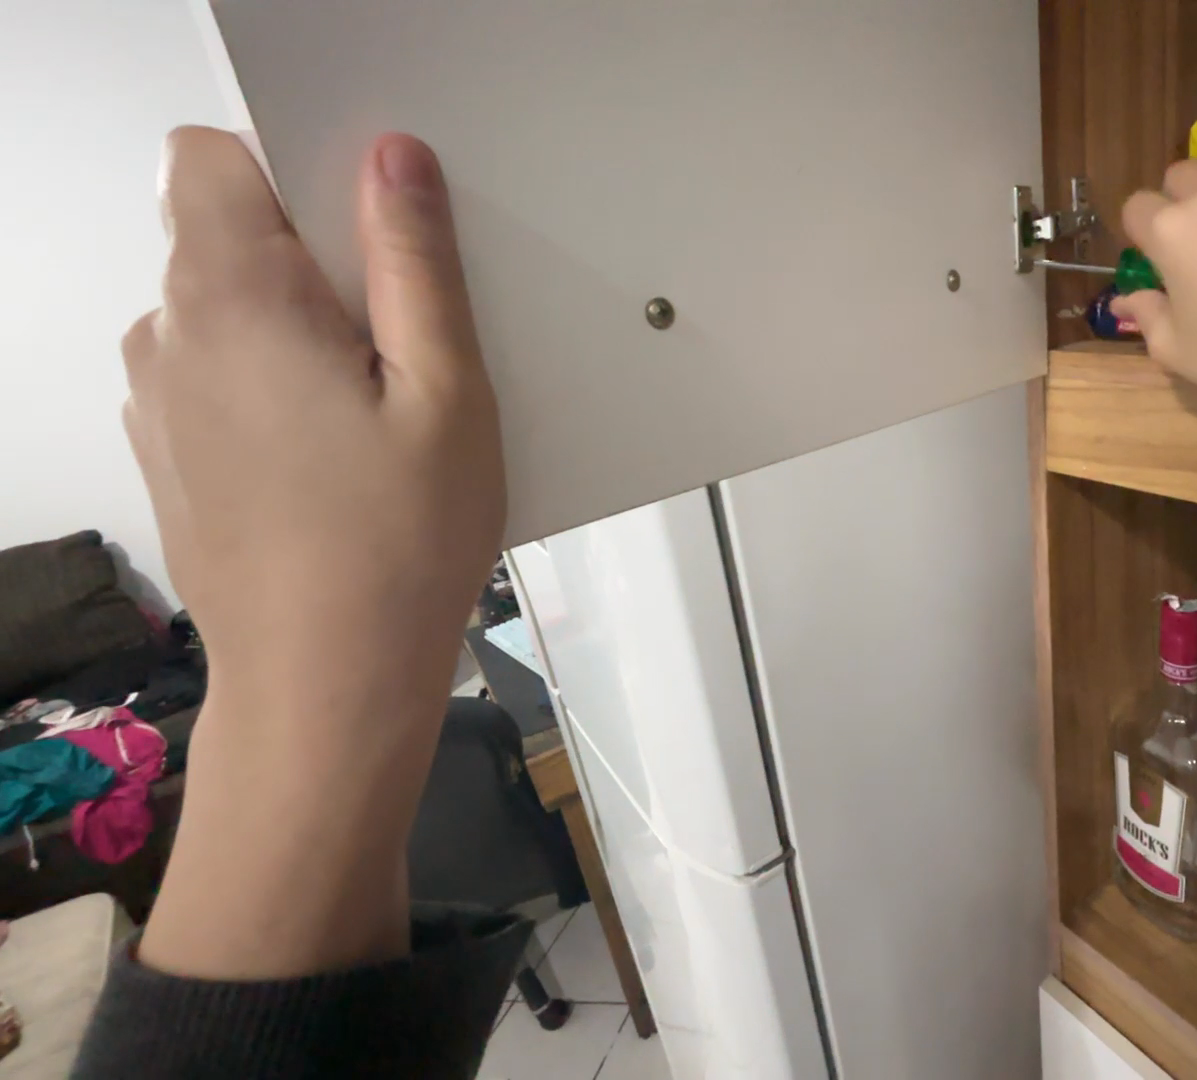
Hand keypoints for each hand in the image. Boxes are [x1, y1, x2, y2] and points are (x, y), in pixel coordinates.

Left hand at [126, 127, 503, 977]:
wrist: (331, 670)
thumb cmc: (401, 539)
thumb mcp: (448, 392)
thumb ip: (418, 267)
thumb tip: (395, 159)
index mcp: (236, 300)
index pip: (221, 158)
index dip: (308, 180)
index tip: (384, 248)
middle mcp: (171, 334)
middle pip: (236, 239)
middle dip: (331, 271)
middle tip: (415, 355)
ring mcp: (165, 397)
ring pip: (239, 314)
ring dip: (317, 336)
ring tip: (393, 418)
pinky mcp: (181, 448)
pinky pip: (234, 377)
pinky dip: (294, 389)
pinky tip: (355, 458)